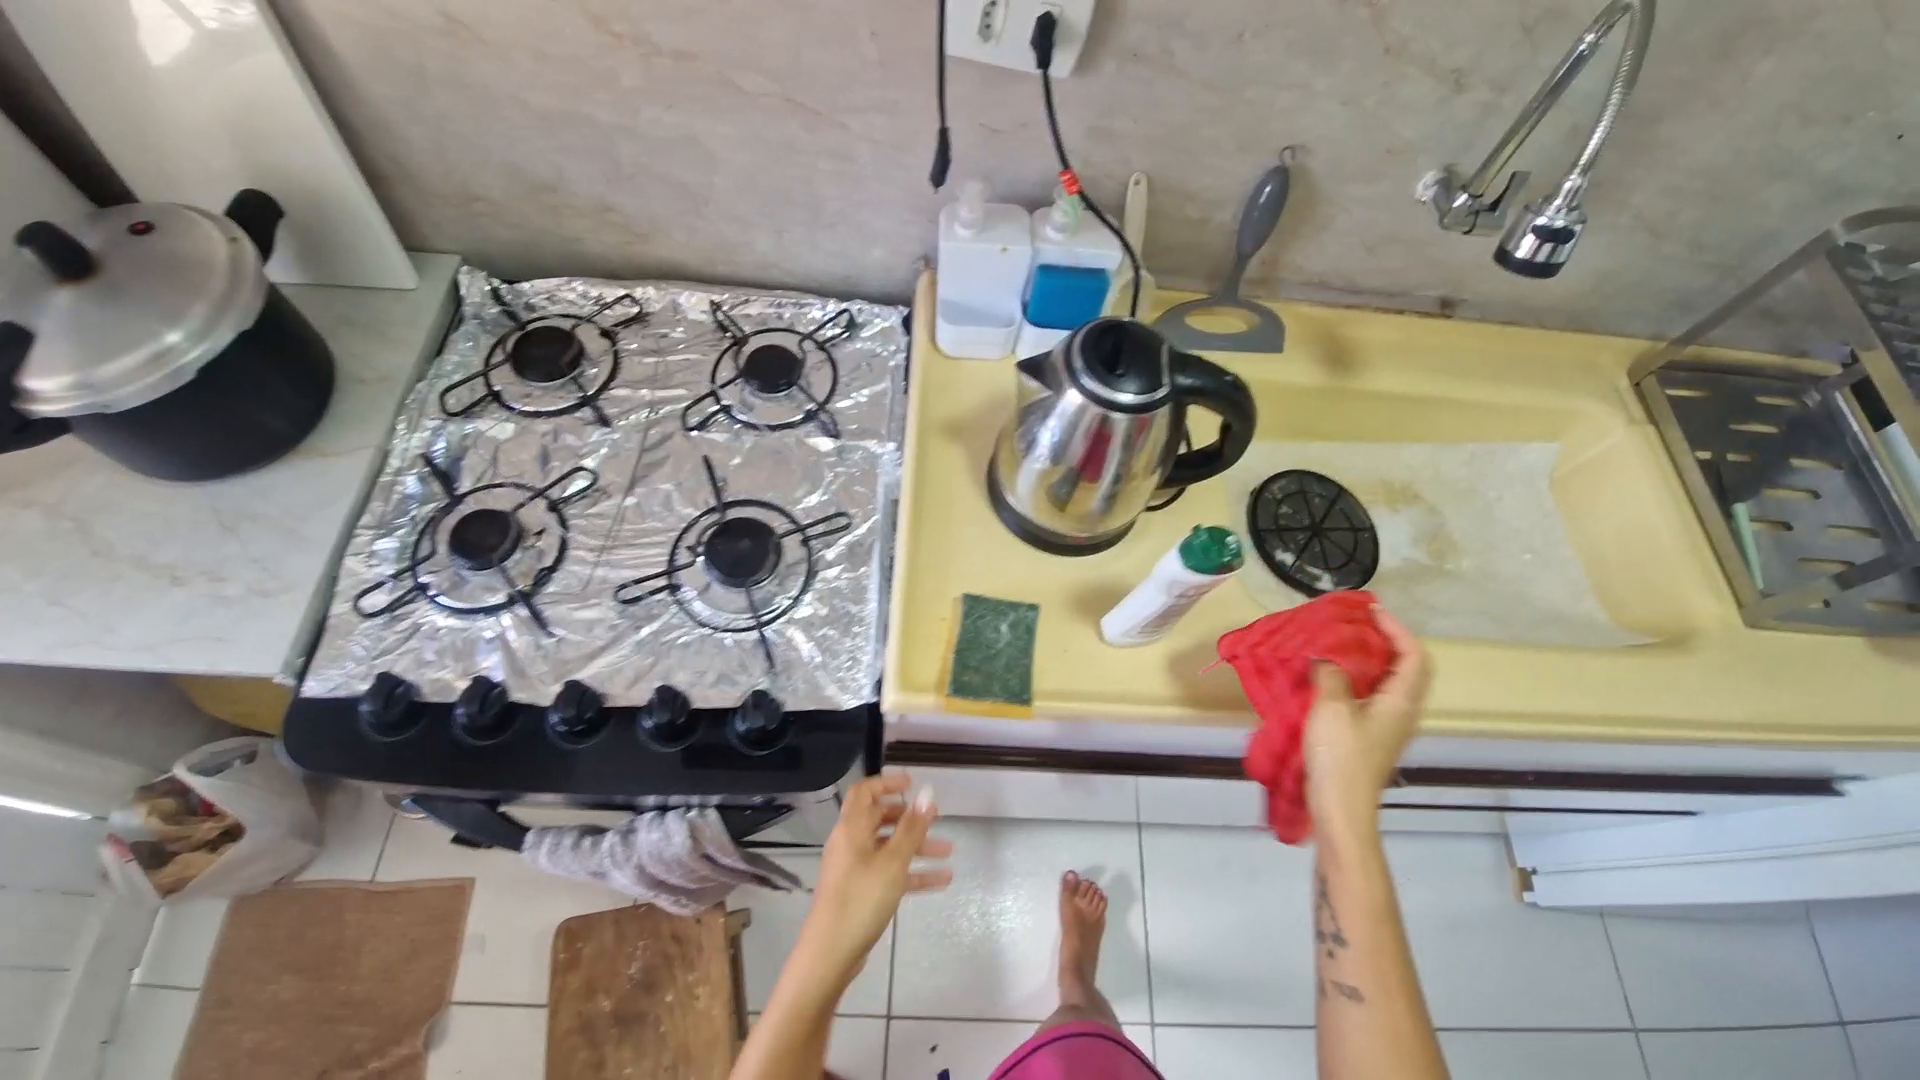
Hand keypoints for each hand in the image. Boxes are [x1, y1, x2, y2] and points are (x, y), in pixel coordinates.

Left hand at [797, 773, 952, 982]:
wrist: (832, 952)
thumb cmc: (861, 899)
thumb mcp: (892, 861)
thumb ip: (912, 827)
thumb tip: (927, 792)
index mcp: (852, 828)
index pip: (864, 792)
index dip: (887, 783)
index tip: (913, 784)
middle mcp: (851, 844)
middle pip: (880, 819)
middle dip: (909, 818)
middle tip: (936, 819)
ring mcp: (855, 870)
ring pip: (889, 848)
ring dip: (917, 847)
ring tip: (949, 851)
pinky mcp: (861, 893)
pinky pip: (890, 874)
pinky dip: (913, 874)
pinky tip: (942, 881)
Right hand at [1303, 608, 1431, 845]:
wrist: (1341, 809)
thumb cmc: (1340, 757)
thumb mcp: (1331, 708)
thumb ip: (1331, 675)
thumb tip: (1328, 658)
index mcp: (1400, 701)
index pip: (1414, 654)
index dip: (1396, 628)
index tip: (1369, 611)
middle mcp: (1403, 711)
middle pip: (1407, 667)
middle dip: (1385, 640)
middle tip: (1354, 625)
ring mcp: (1389, 726)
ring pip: (1389, 682)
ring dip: (1370, 659)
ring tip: (1340, 645)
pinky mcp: (1372, 737)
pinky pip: (1373, 696)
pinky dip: (1358, 679)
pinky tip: (1332, 679)